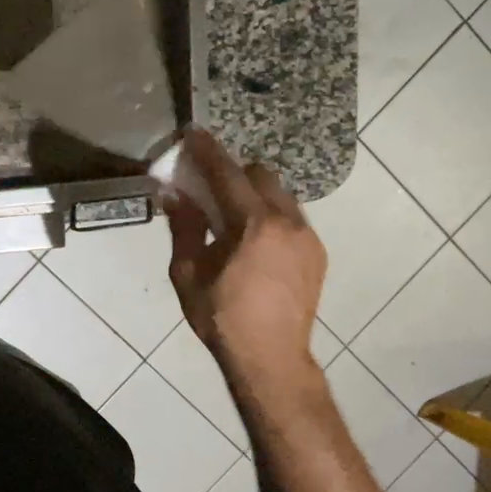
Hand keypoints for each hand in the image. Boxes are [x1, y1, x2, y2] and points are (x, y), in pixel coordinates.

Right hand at [164, 130, 326, 383]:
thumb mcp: (189, 273)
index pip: (227, 175)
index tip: (192, 133)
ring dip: (253, 194)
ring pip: (281, 196)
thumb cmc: (221, 317)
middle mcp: (288, 222)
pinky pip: (291, 219)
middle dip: (233, 172)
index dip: (207, 152)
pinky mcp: (316, 254)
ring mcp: (308, 238)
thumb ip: (184, 228)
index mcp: (253, 225)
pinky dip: (269, 216)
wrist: (270, 358)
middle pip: (261, 175)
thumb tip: (174, 194)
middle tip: (207, 184)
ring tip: (229, 215)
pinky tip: (251, 240)